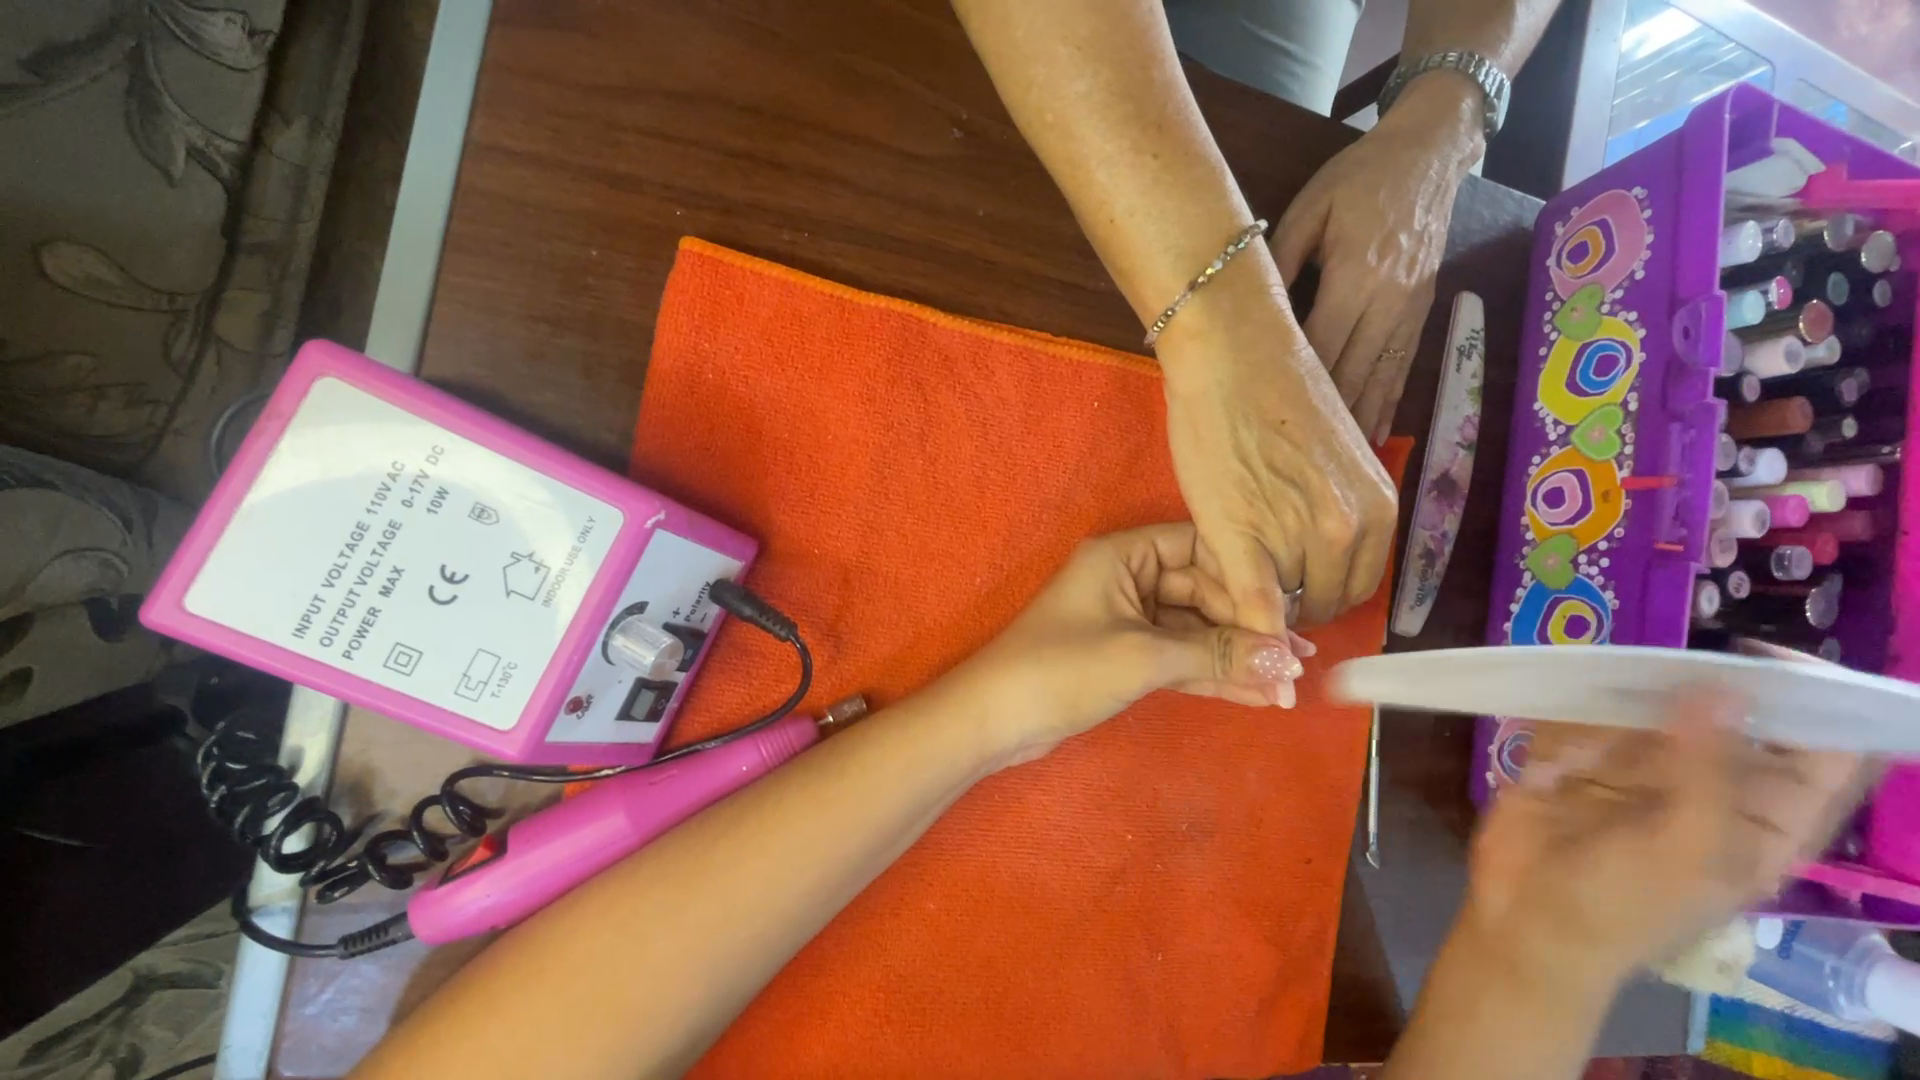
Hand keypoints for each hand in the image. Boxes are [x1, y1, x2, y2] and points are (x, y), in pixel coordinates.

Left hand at [956, 523, 1315, 766]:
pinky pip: (1180, 657)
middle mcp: (1127, 579)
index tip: (1288, 612)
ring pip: (1195, 630)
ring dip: (1237, 656)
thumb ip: (1216, 653)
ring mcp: (1127, 620)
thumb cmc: (1062, 671)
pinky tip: (1257, 695)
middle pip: (1202, 592)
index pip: (1199, 548)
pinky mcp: (1126, 657)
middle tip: (1298, 662)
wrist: (995, 722)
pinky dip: (1213, 674)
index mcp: (1122, 556)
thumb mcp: (1142, 657)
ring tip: (1291, 685)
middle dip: (1248, 628)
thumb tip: (1286, 661)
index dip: (1245, 578)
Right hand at [1156, 258, 1397, 632]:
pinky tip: (1244, 650)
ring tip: (1227, 567)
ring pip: (1281, 605)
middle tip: (1253, 581)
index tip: (1289, 590)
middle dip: (1290, 603)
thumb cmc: (1278, 393)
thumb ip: (1333, 511)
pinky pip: (1255, 604)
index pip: (1354, 587)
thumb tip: (1313, 555)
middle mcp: (1350, 530)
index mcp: (1378, 510)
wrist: (1232, 354)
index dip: (1317, 593)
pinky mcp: (1243, 537)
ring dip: (1256, 601)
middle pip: (1320, 603)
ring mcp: (1298, 536)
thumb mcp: (1331, 461)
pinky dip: (1252, 633)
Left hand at [1270, 79, 1480, 443]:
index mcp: (1356, 276)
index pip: (1318, 344)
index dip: (1293, 386)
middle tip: (1291, 464)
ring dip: (1355, 428)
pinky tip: (1372, 440)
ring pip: (1378, 381)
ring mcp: (1410, 313)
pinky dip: (1385, 408)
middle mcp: (1388, 303)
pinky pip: (1402, 372)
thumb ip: (1280, 261)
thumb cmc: (1359, 178)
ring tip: (1330, 470)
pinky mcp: (1422, 316)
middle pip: (1349, 374)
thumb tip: (1253, 307)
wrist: (1431, 153)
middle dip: (1322, 422)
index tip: (1265, 423)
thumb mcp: (1308, 209)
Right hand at [1465, 685, 1873, 992]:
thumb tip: (1720, 687)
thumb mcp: (1684, 850)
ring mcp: (1637, 770)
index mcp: (1763, 819)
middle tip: (1674, 655)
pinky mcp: (1575, 760)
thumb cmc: (1622, 905)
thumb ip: (1706, 770)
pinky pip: (1582, 714)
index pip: (1822, 752)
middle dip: (1708, 682)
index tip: (1772, 660)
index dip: (1817, 704)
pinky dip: (1573, 702)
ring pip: (1652, 706)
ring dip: (1632, 688)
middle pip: (1731, 716)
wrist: (1523, 920)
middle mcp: (1707, 785)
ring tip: (1612, 679)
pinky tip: (1562, 707)